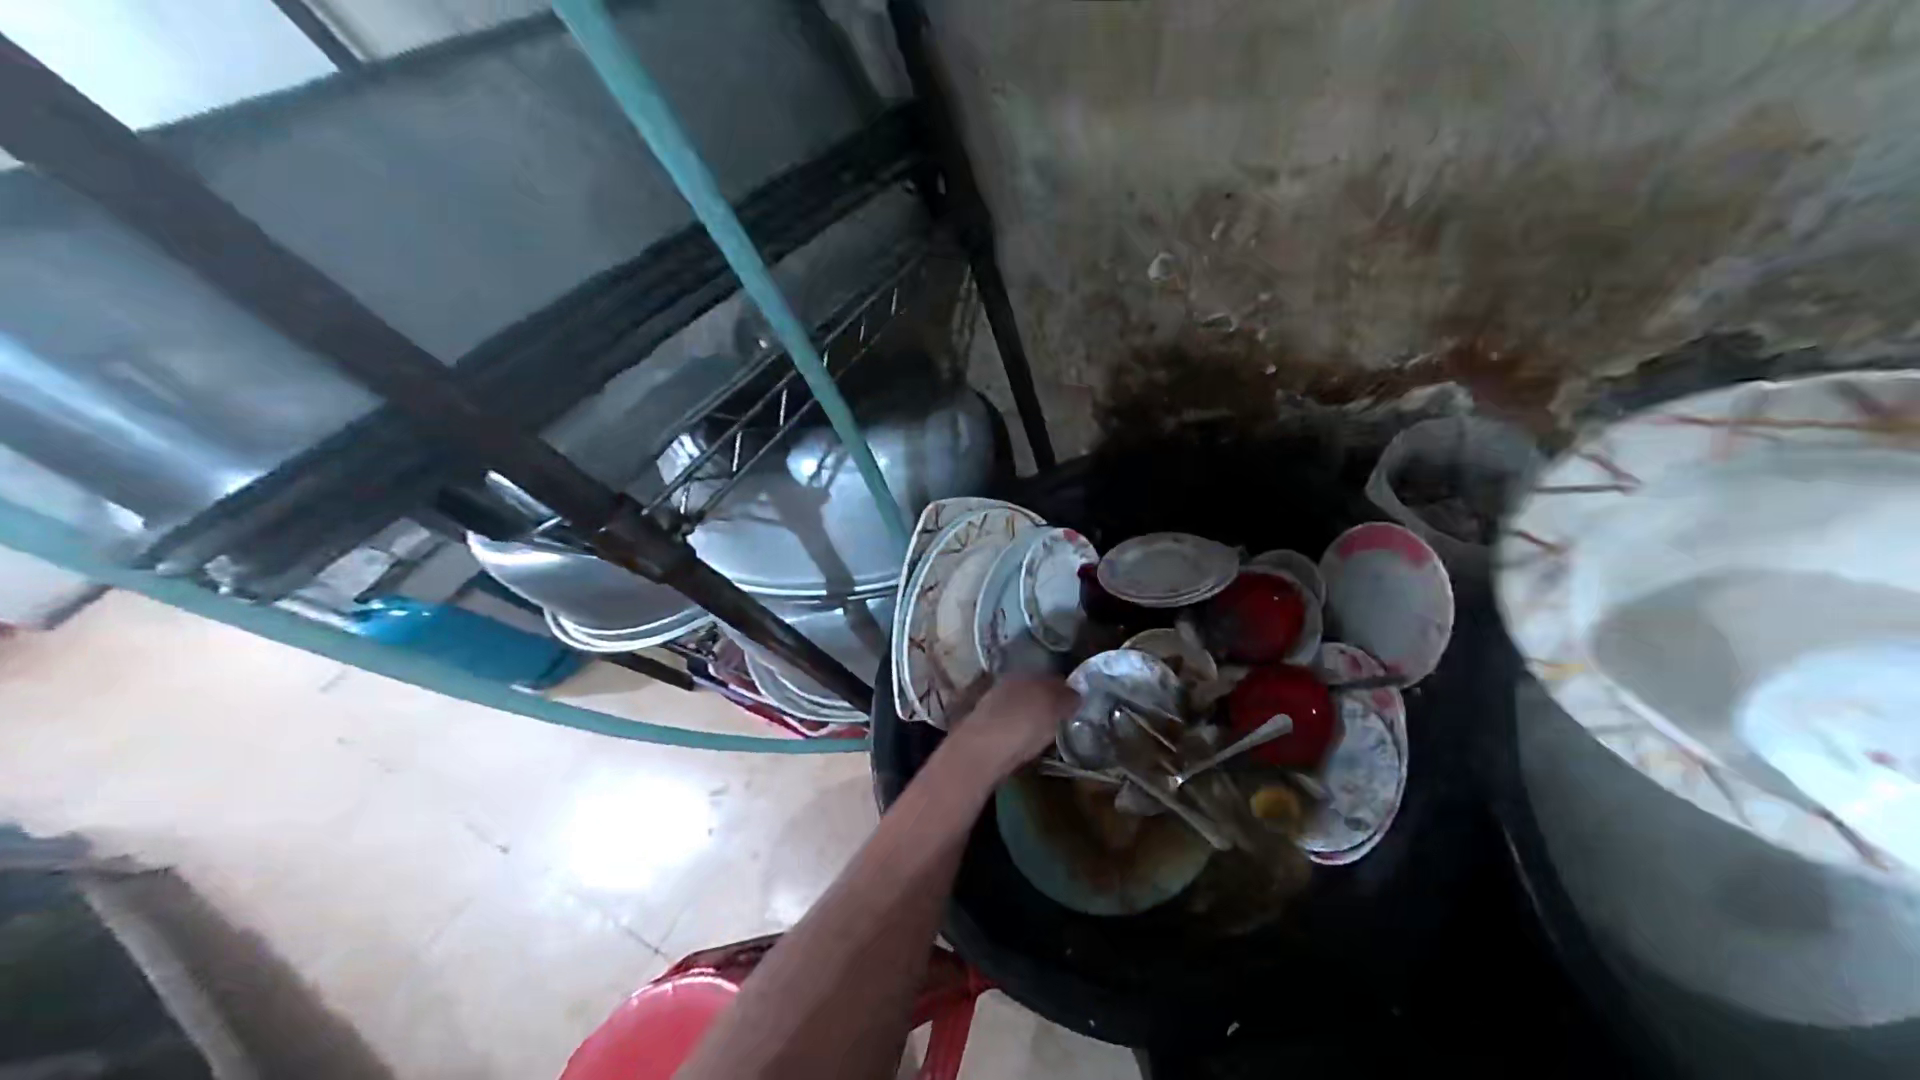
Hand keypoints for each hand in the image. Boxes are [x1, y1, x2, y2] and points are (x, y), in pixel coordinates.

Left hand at [939, 675, 1078, 786]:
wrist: (980, 751)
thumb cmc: (1023, 725)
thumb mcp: (1054, 709)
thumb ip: (1067, 699)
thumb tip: (1076, 693)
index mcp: (1026, 674)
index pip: (1052, 678)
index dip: (1066, 690)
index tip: (1077, 706)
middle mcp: (1007, 684)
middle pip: (1034, 691)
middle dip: (1047, 703)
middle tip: (1063, 721)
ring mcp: (992, 704)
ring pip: (1019, 707)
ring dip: (1030, 717)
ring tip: (1045, 735)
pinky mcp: (982, 727)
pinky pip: (1009, 724)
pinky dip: (1018, 731)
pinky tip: (1024, 743)